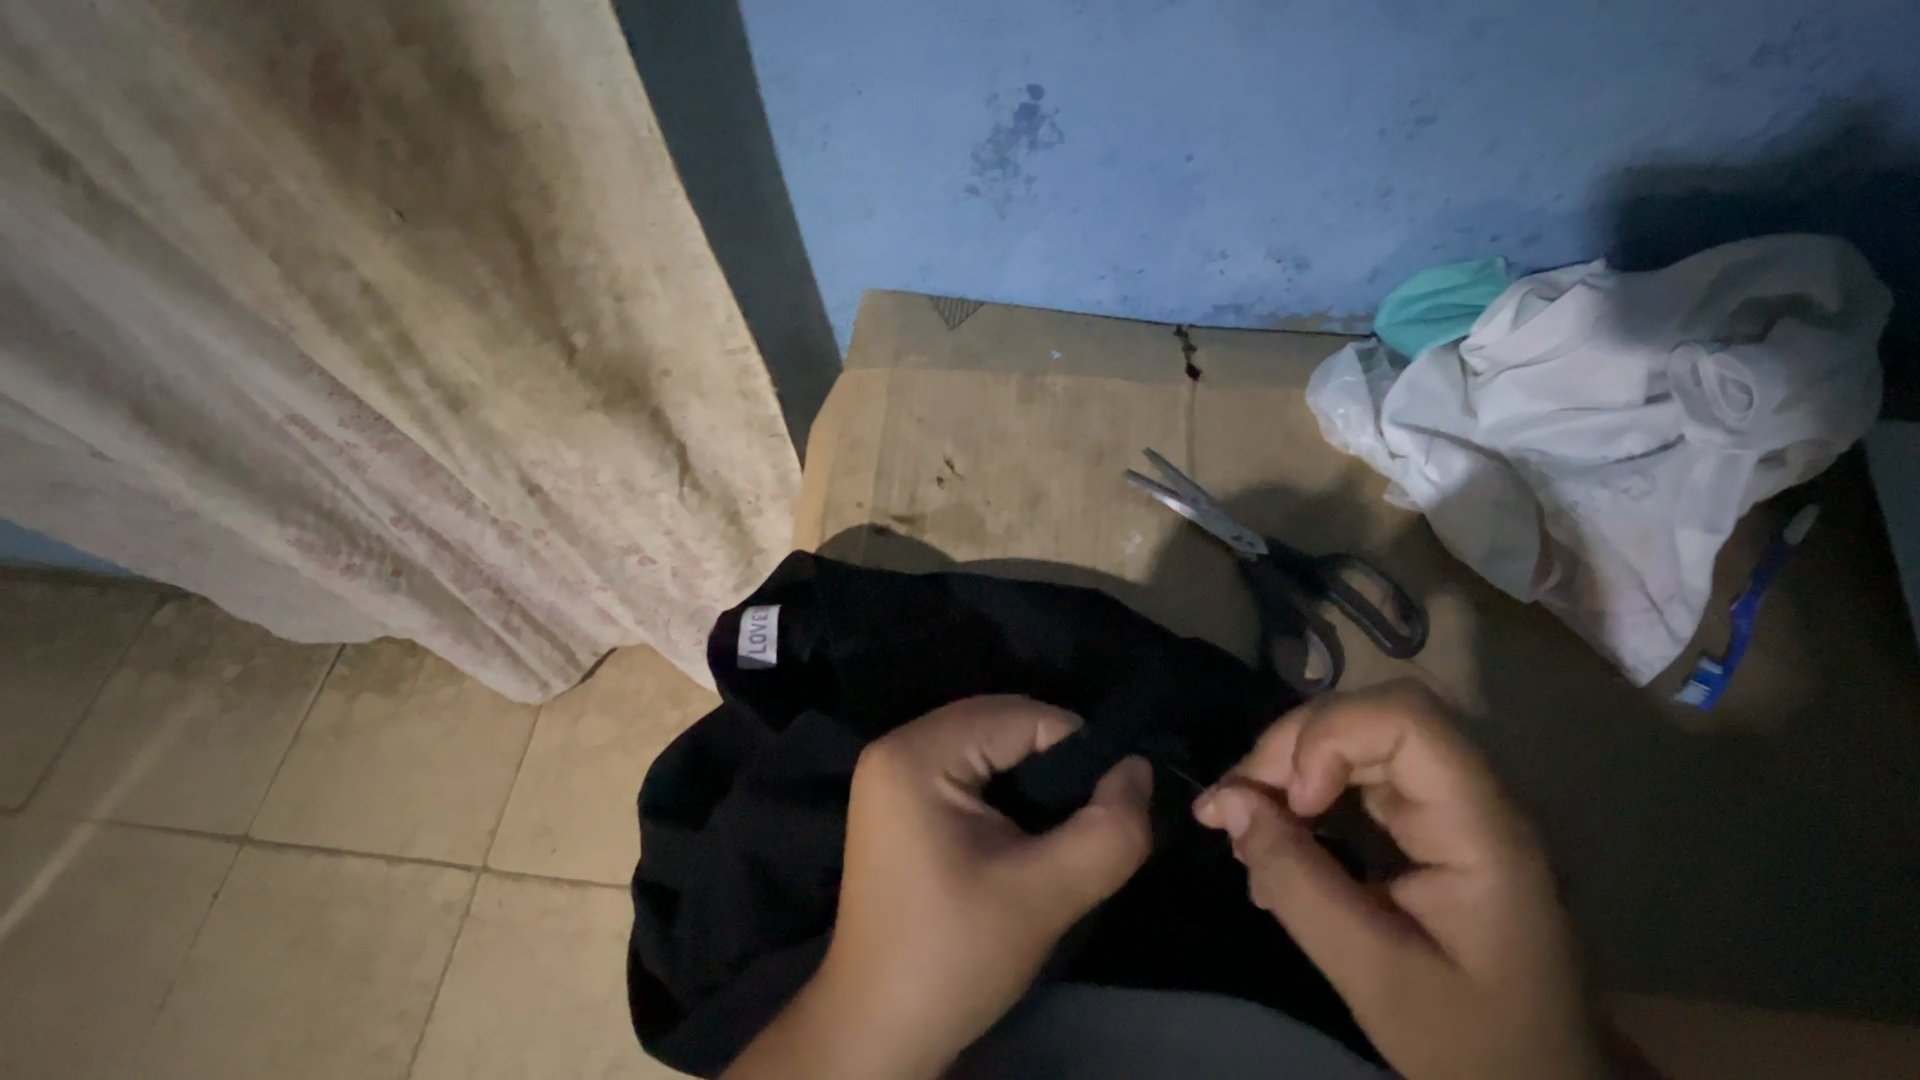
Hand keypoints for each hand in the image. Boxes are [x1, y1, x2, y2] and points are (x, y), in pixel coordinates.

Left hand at [724, 696, 1153, 1079]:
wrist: (876, 1026)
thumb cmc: (953, 958)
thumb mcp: (1044, 896)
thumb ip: (1108, 831)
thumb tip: (1140, 770)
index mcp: (916, 754)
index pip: (1021, 717)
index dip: (1080, 750)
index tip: (1116, 799)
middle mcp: (896, 746)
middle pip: (1001, 723)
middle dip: (1057, 759)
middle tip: (1096, 810)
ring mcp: (891, 771)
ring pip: (987, 744)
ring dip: (1034, 773)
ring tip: (1069, 821)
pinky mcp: (897, 798)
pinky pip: (967, 767)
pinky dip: (1007, 786)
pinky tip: (1029, 827)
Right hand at [1194, 680, 1607, 1079]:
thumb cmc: (1470, 1043)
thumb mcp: (1373, 975)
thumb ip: (1298, 883)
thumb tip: (1229, 803)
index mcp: (1483, 830)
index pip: (1408, 719)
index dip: (1331, 736)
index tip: (1294, 803)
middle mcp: (1473, 799)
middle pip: (1373, 719)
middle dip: (1290, 749)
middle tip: (1232, 805)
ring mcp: (1452, 809)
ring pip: (1356, 741)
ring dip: (1288, 770)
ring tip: (1239, 823)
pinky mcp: (1429, 826)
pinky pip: (1355, 778)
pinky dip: (1302, 796)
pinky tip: (1272, 839)